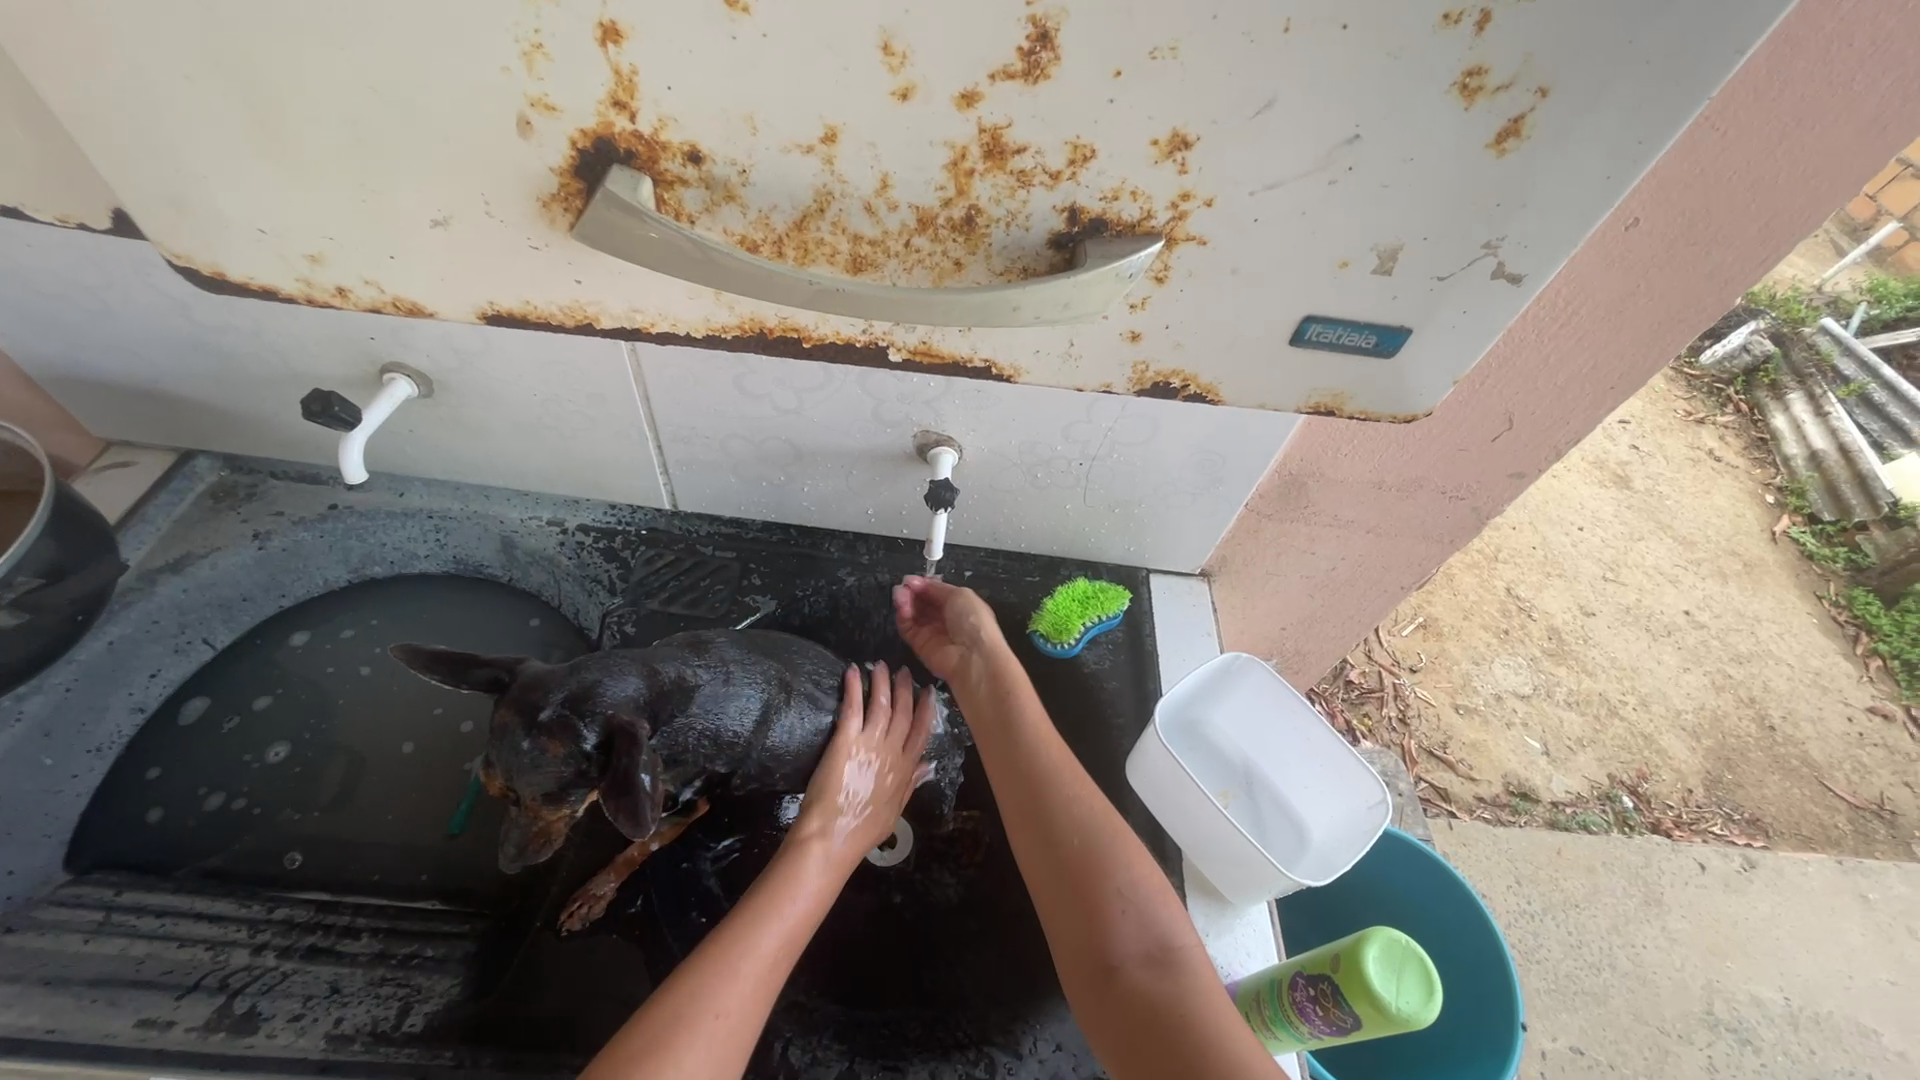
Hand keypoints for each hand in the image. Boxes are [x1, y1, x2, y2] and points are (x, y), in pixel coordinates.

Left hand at [786, 662, 933, 871]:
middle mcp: (892, 751)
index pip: (921, 732)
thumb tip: (928, 765)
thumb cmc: (863, 830)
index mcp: (905, 769)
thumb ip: (911, 785)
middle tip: (903, 670)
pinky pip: (854, 707)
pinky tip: (852, 671)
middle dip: (905, 689)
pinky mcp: (846, 739)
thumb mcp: (896, 811)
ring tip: (880, 665)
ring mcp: (871, 743)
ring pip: (882, 704)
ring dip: (882, 682)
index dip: (926, 709)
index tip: (928, 691)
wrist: (834, 836)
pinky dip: (854, 687)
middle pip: (903, 712)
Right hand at [892, 575, 1006, 681]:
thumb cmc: (974, 623)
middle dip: (911, 591)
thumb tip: (916, 581)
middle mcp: (945, 618)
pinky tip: (902, 606)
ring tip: (901, 594)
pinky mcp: (919, 645)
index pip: (935, 591)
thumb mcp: (960, 594)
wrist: (973, 658)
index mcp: (959, 605)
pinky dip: (902, 615)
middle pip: (921, 601)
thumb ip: (936, 587)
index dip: (923, 584)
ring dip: (904, 601)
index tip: (911, 579)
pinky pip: (907, 627)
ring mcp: (932, 632)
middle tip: (904, 586)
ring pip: (912, 613)